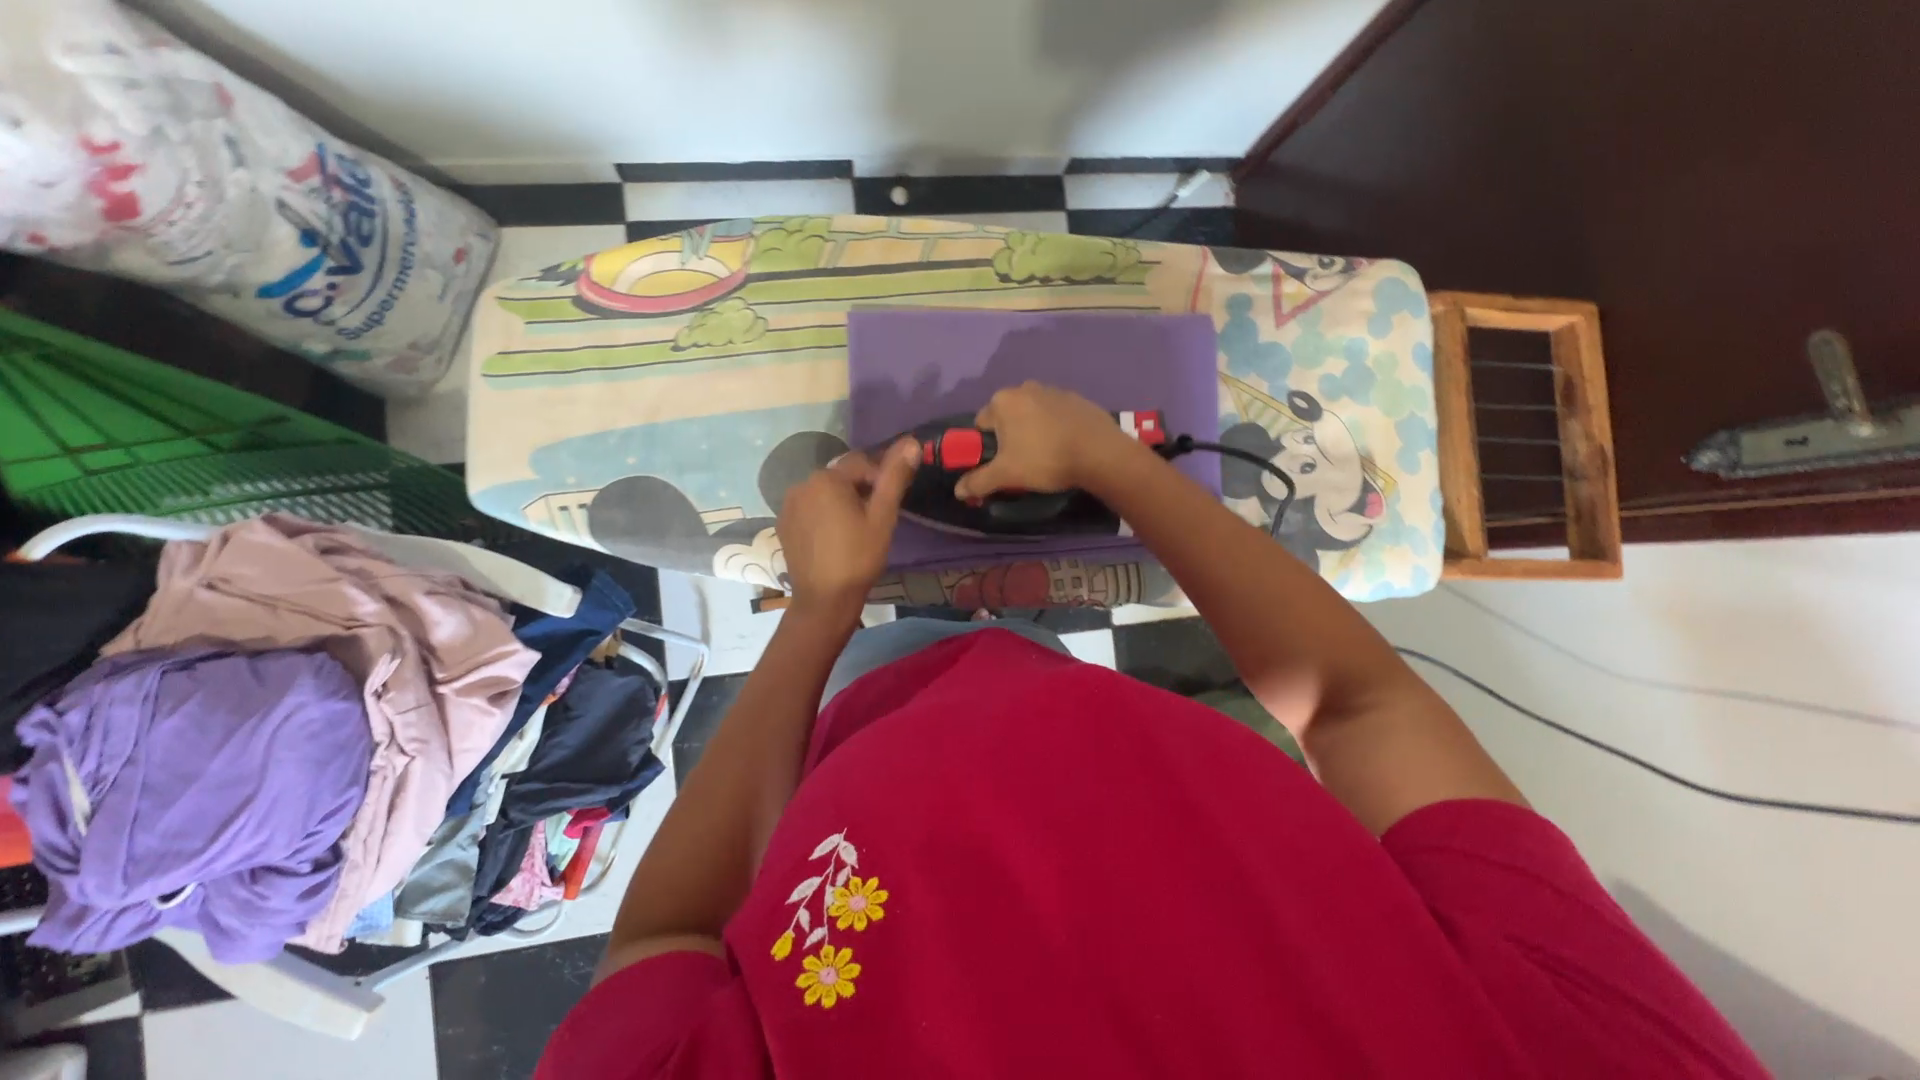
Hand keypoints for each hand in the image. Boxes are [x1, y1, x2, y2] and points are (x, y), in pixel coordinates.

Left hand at [777, 439, 917, 617]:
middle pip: (840, 477)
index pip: (862, 463)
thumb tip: (911, 442)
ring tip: (854, 531)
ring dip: (840, 503)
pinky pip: (809, 510)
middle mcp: (802, 484)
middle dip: (860, 491)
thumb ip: (895, 477)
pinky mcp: (783, 525)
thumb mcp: (882, 517)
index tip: (890, 504)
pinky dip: (823, 516)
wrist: (824, 599)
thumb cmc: (858, 557)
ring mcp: (788, 505)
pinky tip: (834, 539)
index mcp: (827, 478)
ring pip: (824, 494)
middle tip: (875, 520)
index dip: (881, 479)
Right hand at [954, 382, 1136, 499]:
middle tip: (1022, 464)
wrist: (1100, 453)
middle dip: (1009, 438)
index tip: (1000, 464)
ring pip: (1031, 415)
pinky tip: (1065, 447)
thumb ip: (978, 481)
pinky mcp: (1076, 399)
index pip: (981, 425)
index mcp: (1002, 400)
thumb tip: (958, 490)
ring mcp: (1053, 390)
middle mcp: (1025, 387)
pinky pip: (1055, 415)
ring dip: (1032, 432)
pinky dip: (1054, 428)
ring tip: (1046, 457)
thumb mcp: (1007, 475)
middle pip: (1006, 418)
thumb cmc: (1045, 459)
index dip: (986, 447)